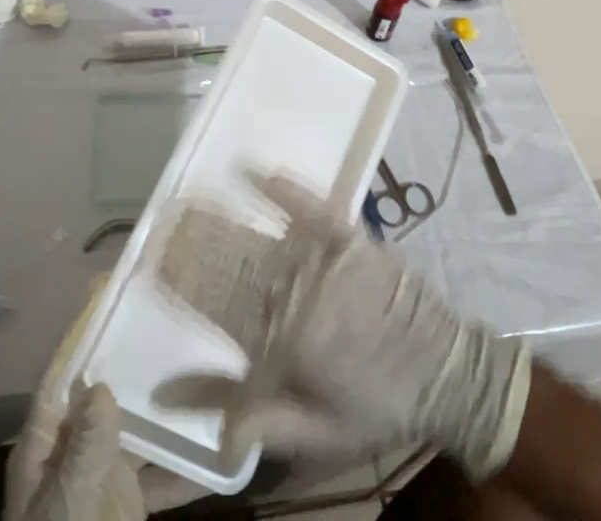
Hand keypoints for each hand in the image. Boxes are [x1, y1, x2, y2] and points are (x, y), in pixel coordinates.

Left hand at [7, 280, 207, 520]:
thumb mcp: (70, 500)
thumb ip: (86, 448)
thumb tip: (103, 387)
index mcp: (46, 445)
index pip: (62, 378)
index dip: (80, 338)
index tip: (109, 296)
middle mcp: (75, 451)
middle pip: (106, 397)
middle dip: (137, 365)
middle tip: (179, 325)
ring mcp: (104, 476)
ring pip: (140, 431)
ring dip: (170, 410)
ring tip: (213, 373)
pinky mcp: (130, 501)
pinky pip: (164, 475)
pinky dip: (191, 464)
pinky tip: (228, 445)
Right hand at [153, 173, 529, 478]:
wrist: (453, 378)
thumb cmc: (376, 410)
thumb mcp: (309, 431)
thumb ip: (243, 413)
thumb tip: (170, 397)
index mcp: (284, 342)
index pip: (216, 305)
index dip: (179, 282)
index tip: (148, 262)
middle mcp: (300, 294)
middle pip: (234, 265)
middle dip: (192, 244)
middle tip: (160, 222)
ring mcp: (330, 262)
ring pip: (263, 237)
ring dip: (222, 219)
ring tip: (188, 201)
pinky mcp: (356, 242)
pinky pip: (315, 208)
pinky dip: (286, 189)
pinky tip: (257, 169)